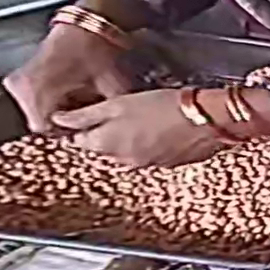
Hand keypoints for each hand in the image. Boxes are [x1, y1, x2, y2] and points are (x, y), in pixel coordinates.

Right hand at [4, 25, 134, 133]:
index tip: (90, 129)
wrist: (86, 30)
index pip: (44, 128)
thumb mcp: (113, 87)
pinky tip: (77, 97)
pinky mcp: (19, 79)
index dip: (69, 132)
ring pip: (39, 112)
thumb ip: (107, 113)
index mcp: (36, 90)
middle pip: (41, 121)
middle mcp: (18, 88)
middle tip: (93, 117)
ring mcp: (16, 83)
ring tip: (87, 105)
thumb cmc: (100, 56)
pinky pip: (36, 101)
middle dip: (67, 123)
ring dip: (62, 112)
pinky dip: (56, 103)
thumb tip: (113, 132)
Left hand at [52, 89, 225, 167]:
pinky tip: (167, 131)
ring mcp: (151, 165)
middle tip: (124, 115)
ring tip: (149, 122)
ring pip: (131, 153)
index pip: (78, 140)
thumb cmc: (162, 106)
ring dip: (133, 141)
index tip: (94, 114)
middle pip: (105, 149)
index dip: (84, 126)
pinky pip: (155, 155)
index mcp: (104, 145)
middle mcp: (123, 161)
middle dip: (109, 135)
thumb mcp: (117, 104)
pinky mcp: (174, 164)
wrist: (211, 117)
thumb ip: (84, 116)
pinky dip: (156, 145)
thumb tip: (58, 121)